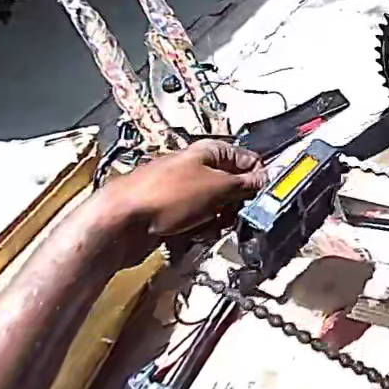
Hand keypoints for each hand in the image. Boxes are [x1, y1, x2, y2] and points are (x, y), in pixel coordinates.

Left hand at [94, 140, 267, 248]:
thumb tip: (268, 180)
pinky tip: (192, 237)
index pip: (250, 161)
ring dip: (218, 223)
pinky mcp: (172, 215)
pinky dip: (200, 232)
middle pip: (234, 187)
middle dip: (236, 206)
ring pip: (217, 209)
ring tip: (208, 228)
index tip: (263, 199)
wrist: (119, 225)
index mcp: (211, 151)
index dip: (259, 180)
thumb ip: (247, 184)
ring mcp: (184, 192)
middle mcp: (198, 168)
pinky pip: (199, 224)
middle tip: (234, 217)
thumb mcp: (217, 187)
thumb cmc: (163, 197)